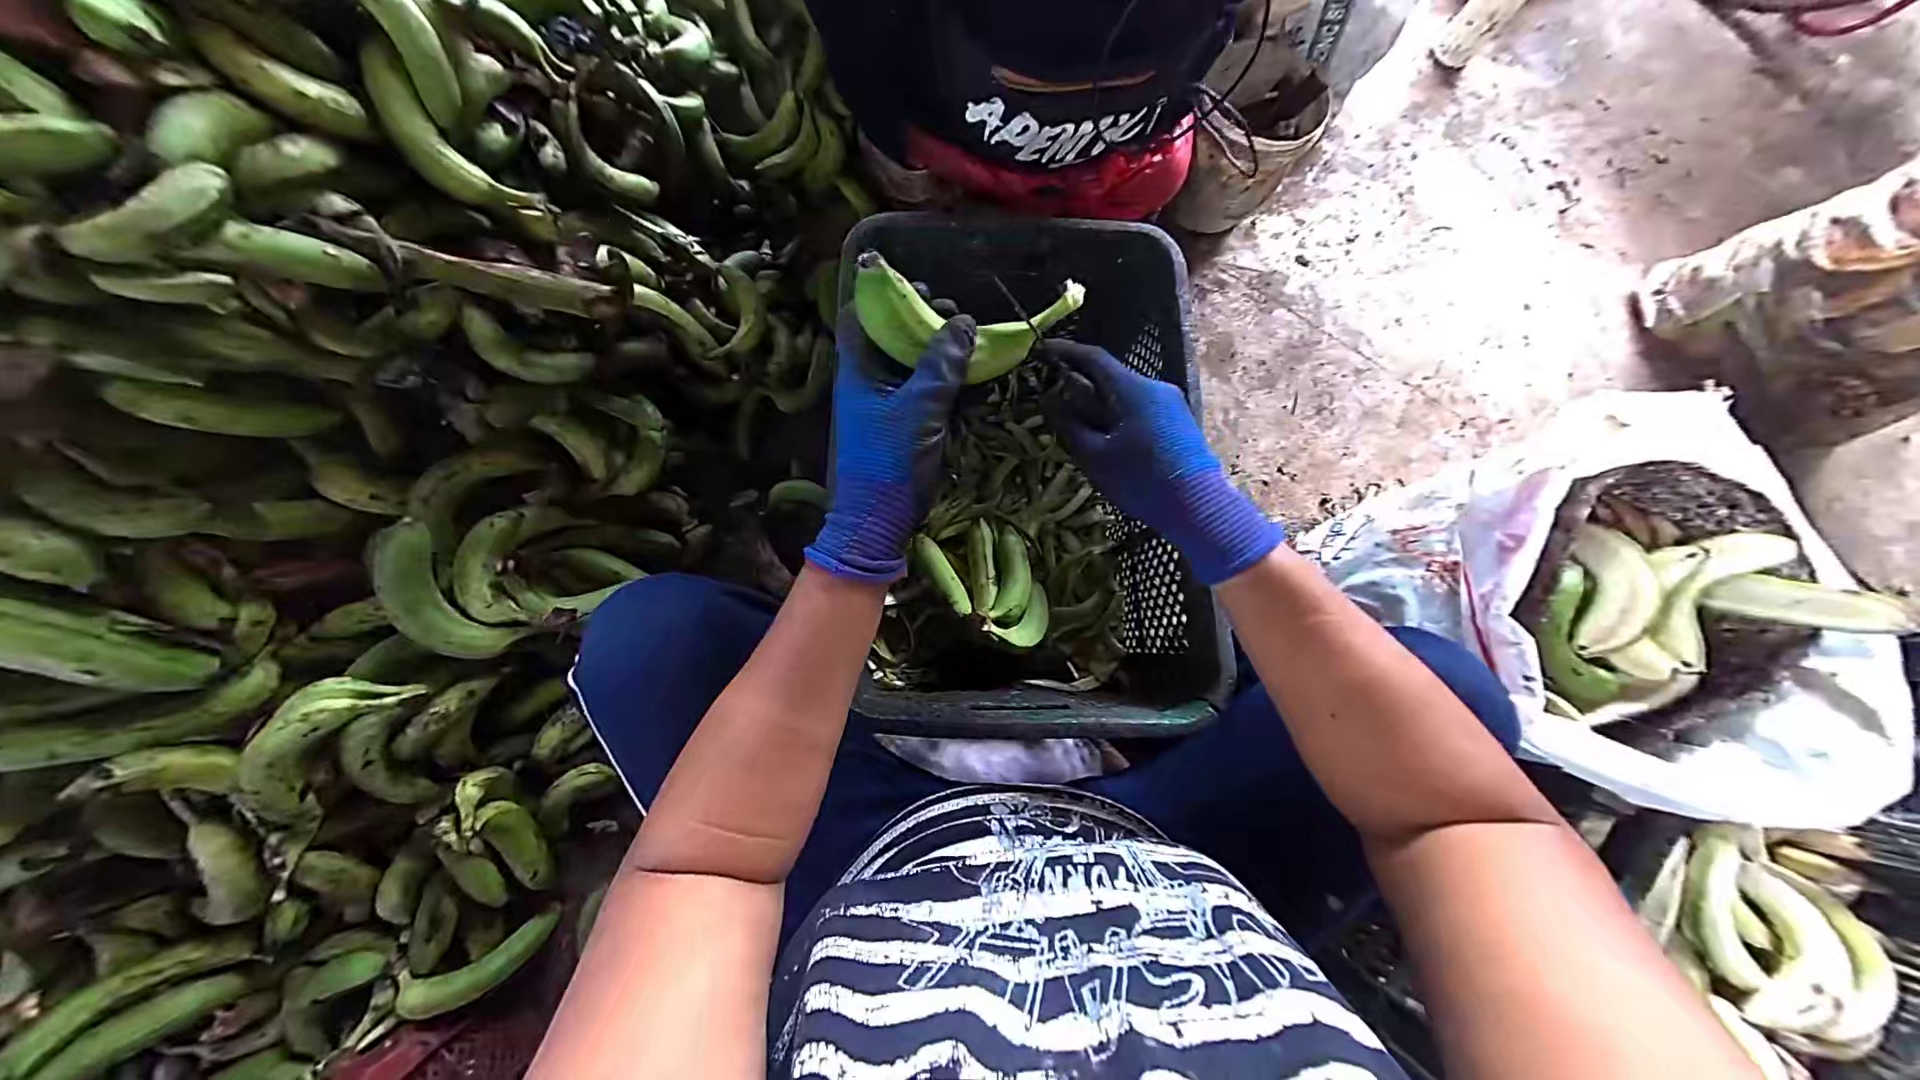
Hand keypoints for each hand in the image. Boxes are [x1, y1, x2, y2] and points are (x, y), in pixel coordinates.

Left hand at [804, 308, 975, 581]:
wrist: (879, 521)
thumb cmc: (890, 461)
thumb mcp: (920, 408)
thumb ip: (942, 364)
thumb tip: (963, 321)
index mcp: (858, 370)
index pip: (861, 316)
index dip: (884, 295)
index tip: (918, 286)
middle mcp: (869, 381)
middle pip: (891, 336)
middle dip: (921, 320)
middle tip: (953, 314)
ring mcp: (886, 404)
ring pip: (911, 363)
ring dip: (938, 350)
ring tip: (968, 340)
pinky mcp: (904, 424)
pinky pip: (925, 390)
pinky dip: (945, 380)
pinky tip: (971, 375)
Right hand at [1040, 339, 1282, 584]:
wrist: (1197, 506)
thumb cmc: (1141, 480)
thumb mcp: (1094, 455)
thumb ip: (1068, 423)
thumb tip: (1049, 399)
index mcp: (1133, 389)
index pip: (1093, 358)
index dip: (1064, 351)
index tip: (1040, 350)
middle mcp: (1154, 388)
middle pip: (1109, 377)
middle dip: (1079, 385)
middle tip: (1052, 395)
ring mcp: (1170, 404)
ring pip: (1123, 395)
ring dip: (1097, 404)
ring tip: (1076, 423)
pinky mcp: (1177, 422)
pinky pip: (1138, 409)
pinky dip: (1115, 416)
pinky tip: (1104, 437)